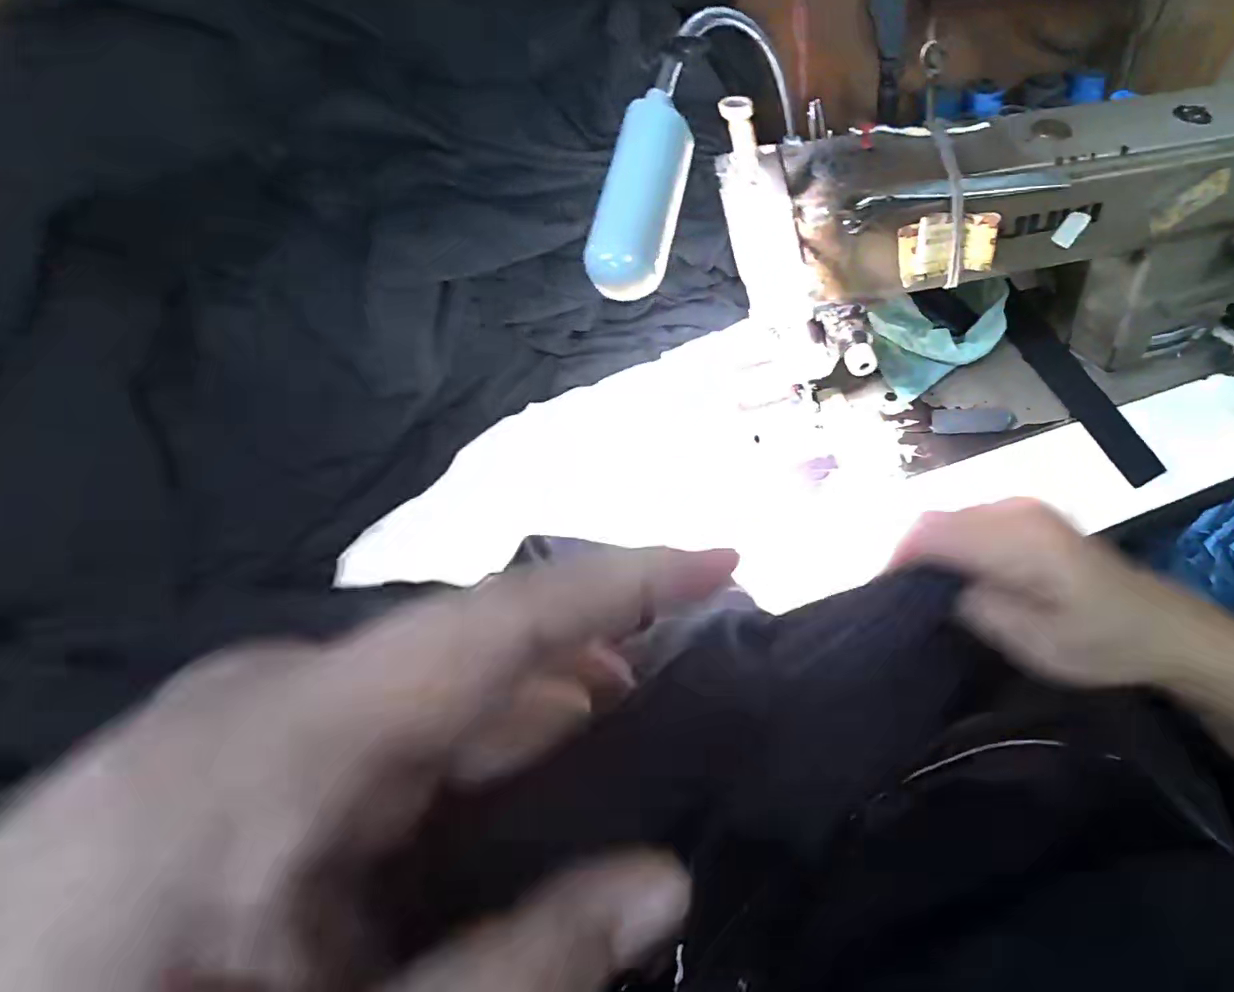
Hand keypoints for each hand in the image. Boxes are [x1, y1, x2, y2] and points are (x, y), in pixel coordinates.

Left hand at [0, 545, 737, 991]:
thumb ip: (520, 962)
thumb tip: (670, 884)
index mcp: (296, 736)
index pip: (512, 614)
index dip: (633, 580)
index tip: (727, 561)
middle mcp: (279, 692)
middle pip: (493, 645)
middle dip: (599, 661)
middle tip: (680, 704)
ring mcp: (243, 718)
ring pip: (448, 683)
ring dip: (538, 713)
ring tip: (606, 761)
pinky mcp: (227, 752)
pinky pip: (400, 714)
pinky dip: (477, 740)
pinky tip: (500, 796)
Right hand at [892, 499, 1233, 688]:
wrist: (1159, 625)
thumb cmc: (1102, 641)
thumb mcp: (1037, 642)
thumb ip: (980, 608)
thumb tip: (940, 589)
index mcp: (1018, 538)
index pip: (935, 531)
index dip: (899, 558)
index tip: (881, 595)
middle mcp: (1018, 511)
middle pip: (940, 518)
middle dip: (911, 554)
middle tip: (897, 601)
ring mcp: (1027, 509)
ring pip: (956, 518)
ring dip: (932, 549)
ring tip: (920, 593)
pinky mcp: (1033, 518)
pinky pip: (976, 522)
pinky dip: (955, 544)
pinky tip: (956, 577)